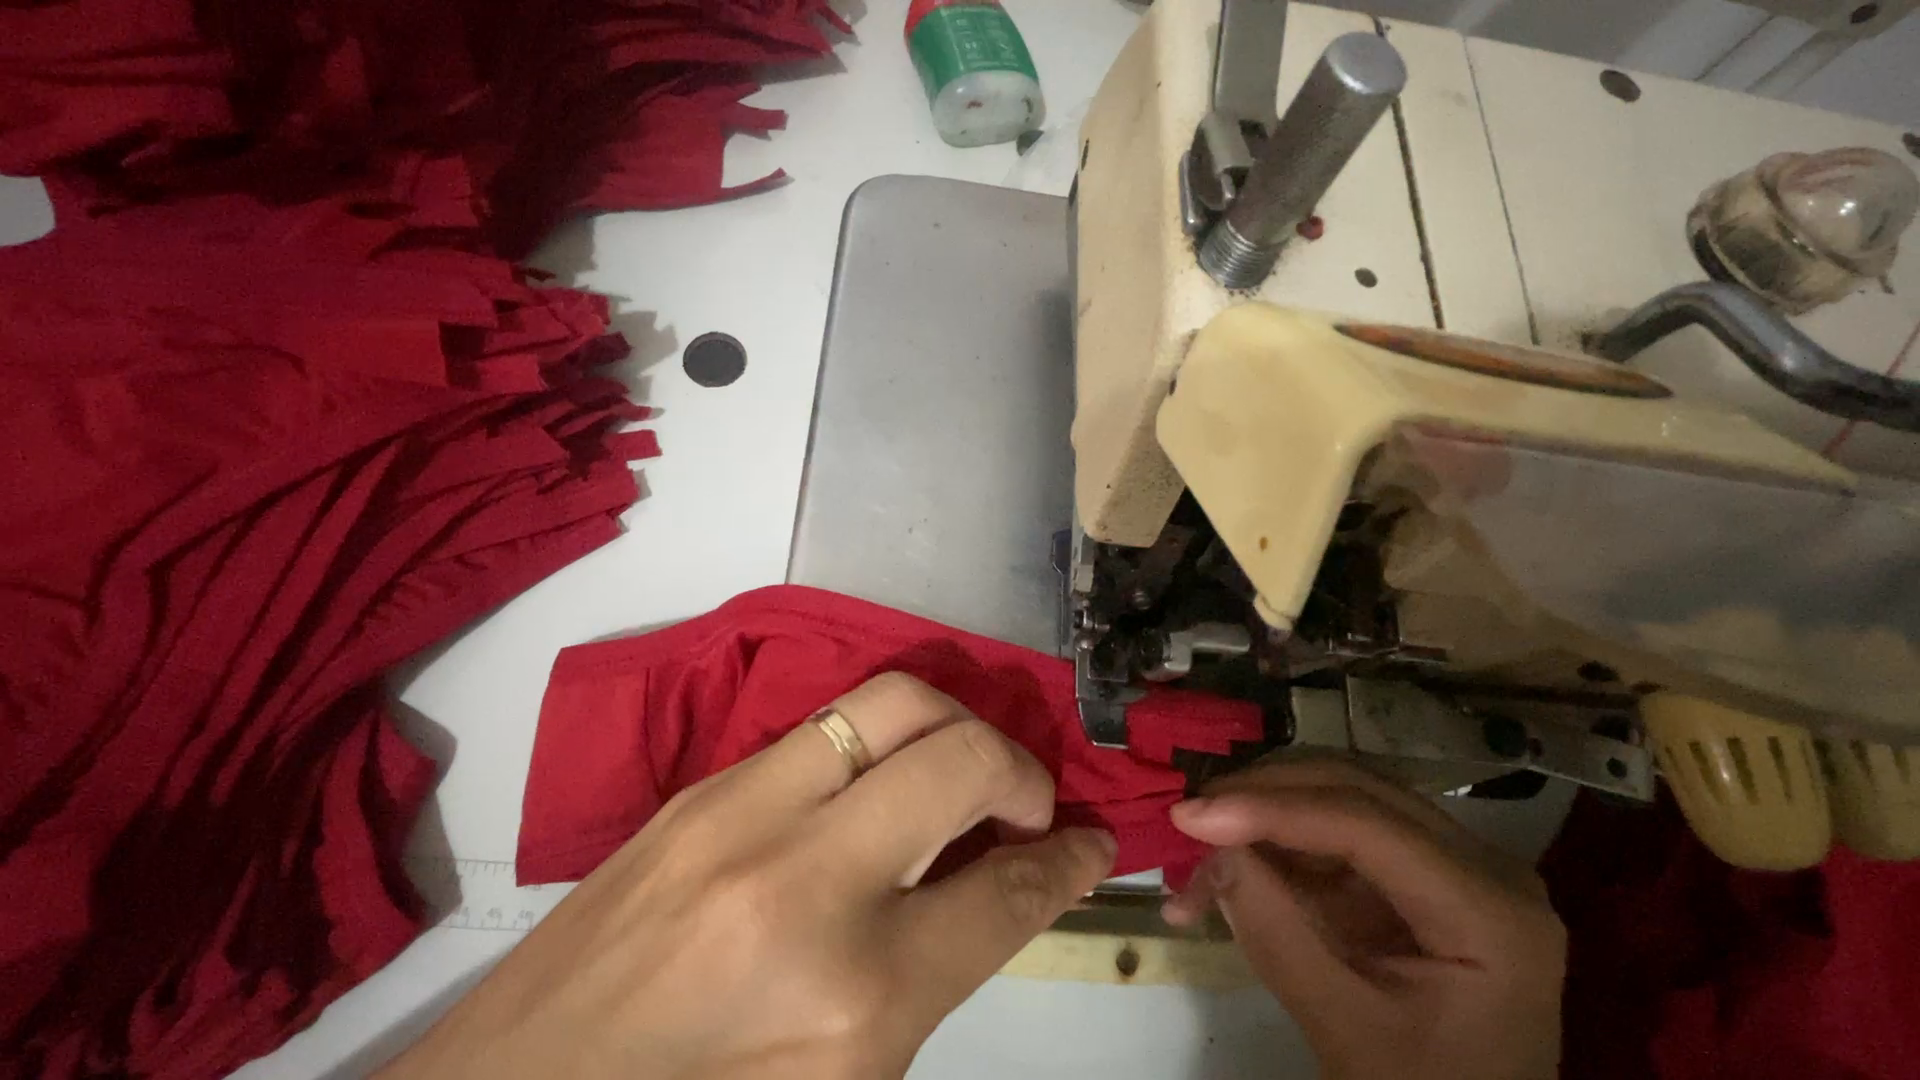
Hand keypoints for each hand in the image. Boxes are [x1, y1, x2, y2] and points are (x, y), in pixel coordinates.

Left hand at [378, 672, 1116, 1079]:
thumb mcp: (850, 1077)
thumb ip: (936, 970)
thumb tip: (1001, 879)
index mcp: (856, 996)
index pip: (1004, 893)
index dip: (1068, 861)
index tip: (1092, 842)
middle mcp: (804, 881)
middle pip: (961, 761)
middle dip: (1022, 772)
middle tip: (1024, 805)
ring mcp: (740, 815)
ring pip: (892, 702)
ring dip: (954, 726)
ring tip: (961, 768)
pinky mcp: (698, 789)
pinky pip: (822, 728)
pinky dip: (878, 742)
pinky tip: (876, 782)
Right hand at [1162, 758, 1564, 1079]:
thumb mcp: (1345, 1030)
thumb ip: (1274, 933)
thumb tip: (1210, 848)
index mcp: (1488, 910)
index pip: (1365, 824)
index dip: (1270, 809)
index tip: (1188, 815)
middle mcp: (1482, 865)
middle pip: (1355, 791)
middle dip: (1261, 798)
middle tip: (1188, 820)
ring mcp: (1454, 865)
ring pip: (1340, 800)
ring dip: (1262, 818)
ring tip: (1197, 858)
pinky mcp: (1420, 876)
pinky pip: (1337, 835)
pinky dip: (1278, 847)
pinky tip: (1230, 870)